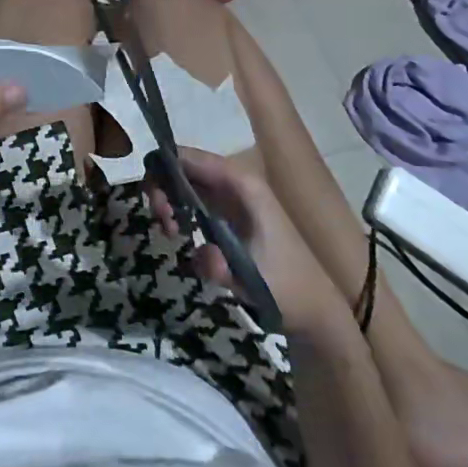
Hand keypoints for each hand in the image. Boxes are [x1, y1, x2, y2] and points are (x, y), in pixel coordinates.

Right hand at [147, 148, 342, 336]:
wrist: (313, 308)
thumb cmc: (288, 286)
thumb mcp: (253, 280)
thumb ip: (222, 268)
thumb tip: (200, 252)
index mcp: (245, 186)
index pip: (195, 158)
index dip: (167, 170)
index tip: (155, 202)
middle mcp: (236, 186)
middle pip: (186, 168)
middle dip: (164, 189)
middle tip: (162, 222)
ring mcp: (231, 200)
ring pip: (186, 184)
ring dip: (169, 202)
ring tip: (171, 233)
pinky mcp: (227, 217)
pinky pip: (193, 202)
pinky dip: (179, 214)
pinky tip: (180, 238)